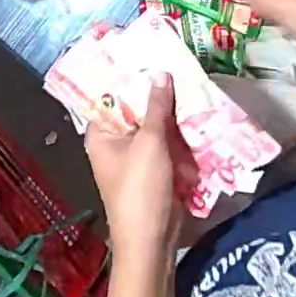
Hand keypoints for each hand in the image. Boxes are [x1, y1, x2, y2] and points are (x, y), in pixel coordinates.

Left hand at [85, 73, 192, 257]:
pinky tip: (195, 115)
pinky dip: (177, 134)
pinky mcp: (153, 169)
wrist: (151, 241)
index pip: (111, 95)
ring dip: (171, 114)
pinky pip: (164, 144)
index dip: (129, 77)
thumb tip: (160, 72)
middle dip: (156, 94)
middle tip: (177, 66)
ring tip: (190, 84)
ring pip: (153, 126)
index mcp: (101, 134)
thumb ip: (157, 106)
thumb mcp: (150, 142)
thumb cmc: (141, 188)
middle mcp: (114, 142)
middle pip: (135, 109)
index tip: (149, 55)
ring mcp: (134, 156)